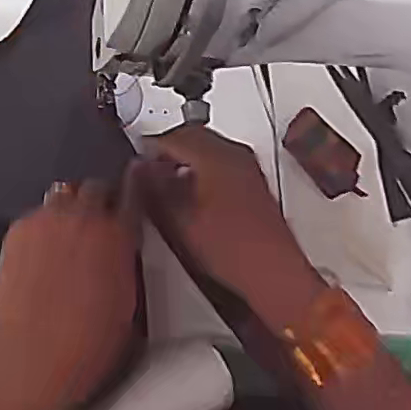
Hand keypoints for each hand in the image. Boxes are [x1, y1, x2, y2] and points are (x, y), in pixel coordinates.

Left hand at [0, 174, 140, 409]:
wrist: (27, 353)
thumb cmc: (85, 345)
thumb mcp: (128, 306)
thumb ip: (128, 264)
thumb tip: (124, 255)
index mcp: (119, 235)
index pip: (135, 192)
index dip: (137, 186)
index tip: (138, 183)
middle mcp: (85, 216)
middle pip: (96, 186)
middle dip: (100, 199)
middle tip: (99, 220)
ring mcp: (49, 217)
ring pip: (65, 192)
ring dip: (71, 206)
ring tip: (69, 232)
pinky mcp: (20, 225)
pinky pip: (38, 213)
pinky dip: (43, 224)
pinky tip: (41, 251)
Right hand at [139, 124, 327, 328]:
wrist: (273, 274)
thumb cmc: (236, 251)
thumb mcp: (180, 220)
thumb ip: (155, 188)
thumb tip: (140, 170)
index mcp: (215, 156)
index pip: (174, 137)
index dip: (149, 147)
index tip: (137, 155)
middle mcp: (235, 154)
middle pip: (193, 134)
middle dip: (168, 146)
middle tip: (148, 162)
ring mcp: (248, 166)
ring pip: (208, 144)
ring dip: (186, 154)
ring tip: (166, 175)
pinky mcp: (254, 180)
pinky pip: (222, 157)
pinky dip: (202, 164)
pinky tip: (191, 186)